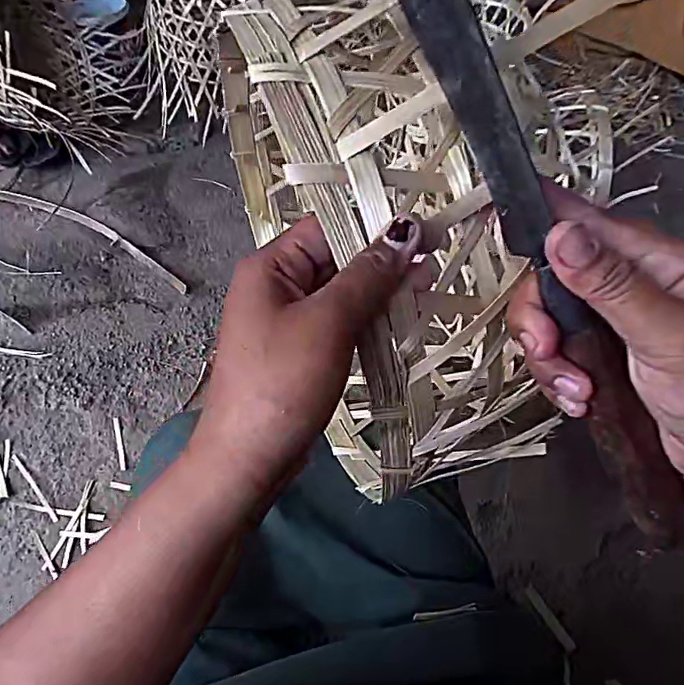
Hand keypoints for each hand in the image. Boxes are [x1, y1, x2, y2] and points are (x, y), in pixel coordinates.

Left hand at [188, 214, 420, 492]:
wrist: (249, 458)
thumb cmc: (282, 383)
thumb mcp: (328, 322)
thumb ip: (368, 275)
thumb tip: (404, 233)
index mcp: (269, 267)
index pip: (327, 227)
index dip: (375, 226)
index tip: (424, 233)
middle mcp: (274, 288)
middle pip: (336, 260)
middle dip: (383, 263)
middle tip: (435, 264)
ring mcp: (286, 322)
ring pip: (341, 294)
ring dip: (380, 294)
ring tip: (427, 291)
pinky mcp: (299, 352)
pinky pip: (338, 325)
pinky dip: (367, 322)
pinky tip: (400, 323)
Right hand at [506, 187, 683, 491]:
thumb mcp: (674, 338)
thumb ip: (613, 287)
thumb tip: (562, 233)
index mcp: (674, 270)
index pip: (603, 229)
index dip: (557, 219)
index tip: (513, 209)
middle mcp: (647, 295)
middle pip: (565, 281)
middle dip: (543, 317)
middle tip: (544, 349)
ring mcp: (629, 334)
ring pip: (559, 324)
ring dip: (553, 359)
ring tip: (578, 393)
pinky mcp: (616, 370)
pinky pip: (567, 360)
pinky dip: (563, 381)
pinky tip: (582, 403)